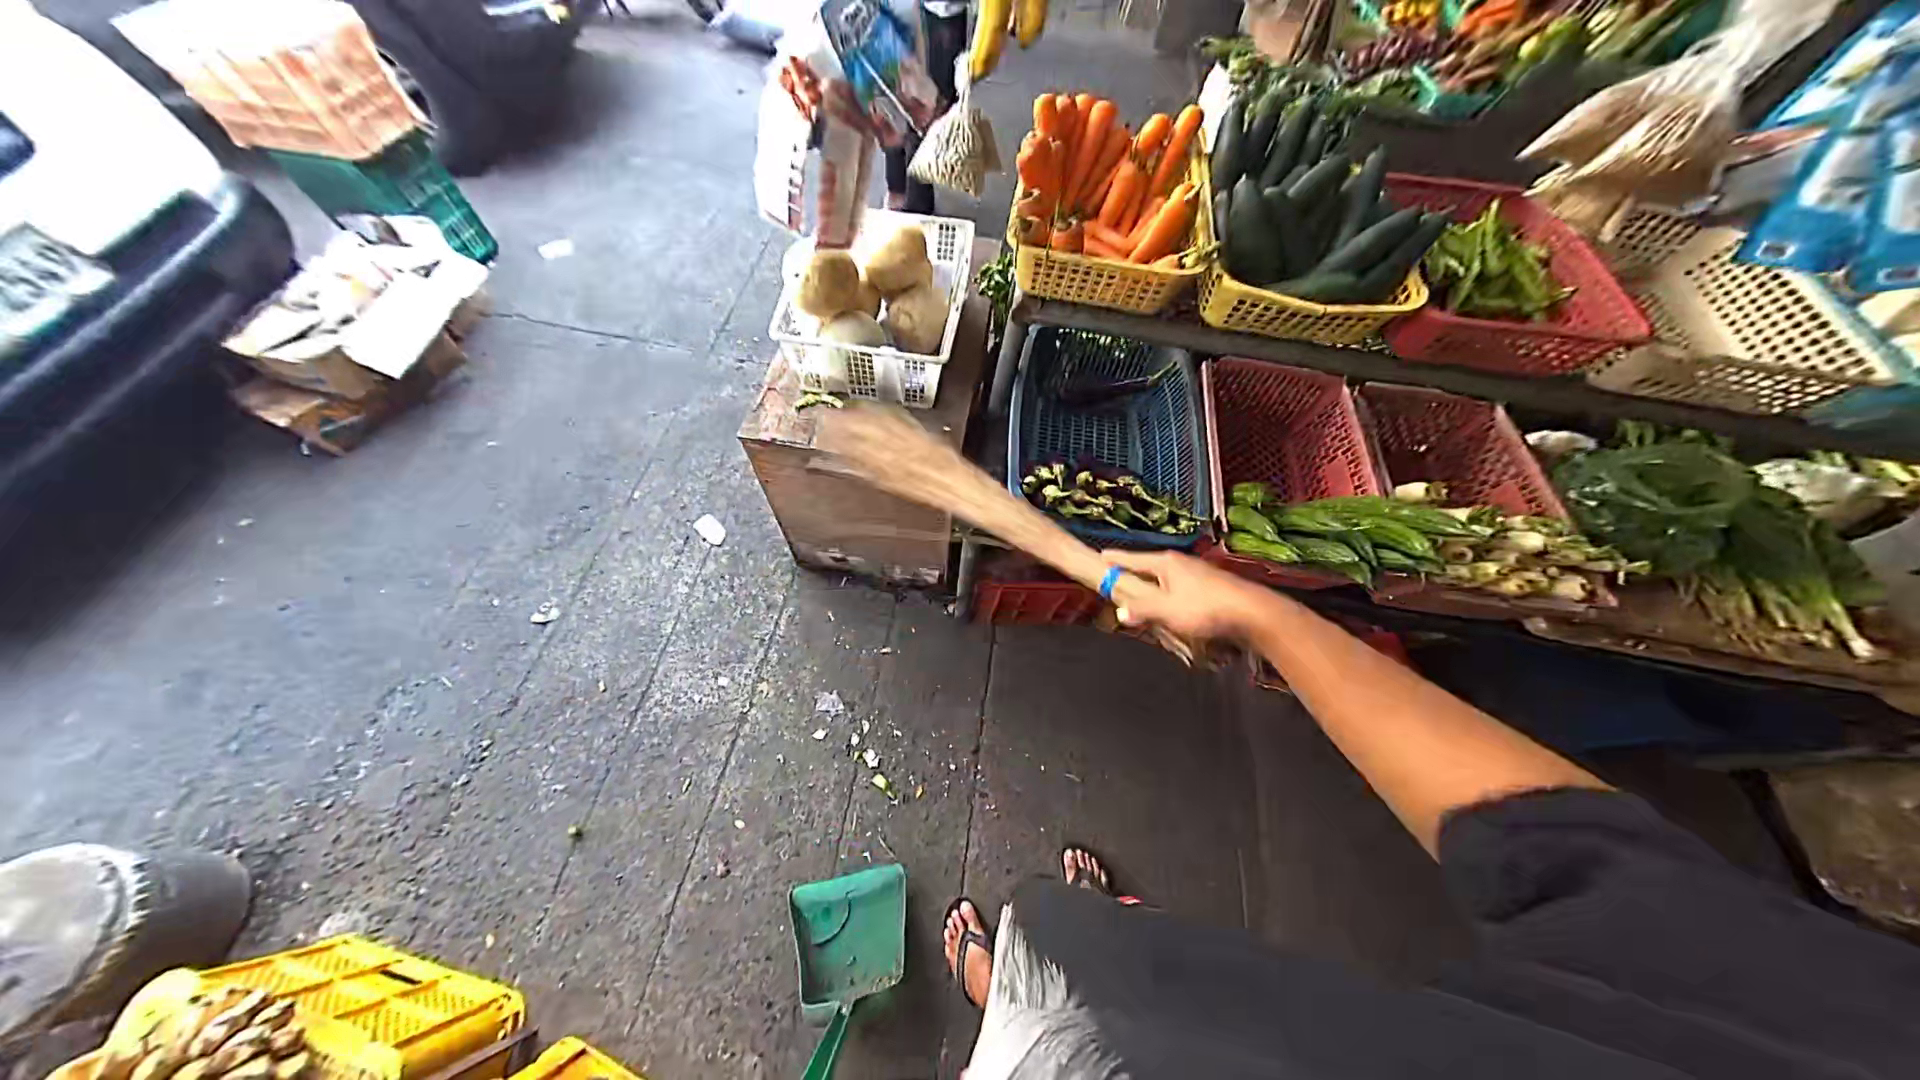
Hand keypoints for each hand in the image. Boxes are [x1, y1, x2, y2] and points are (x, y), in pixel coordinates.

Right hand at [1101, 550, 1289, 641]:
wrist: (1252, 613)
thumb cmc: (1205, 609)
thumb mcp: (1166, 611)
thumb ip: (1142, 610)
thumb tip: (1121, 612)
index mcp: (1166, 563)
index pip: (1132, 558)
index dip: (1115, 559)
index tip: (1101, 556)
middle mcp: (1180, 563)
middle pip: (1149, 568)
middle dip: (1134, 576)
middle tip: (1118, 584)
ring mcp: (1197, 573)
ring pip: (1166, 580)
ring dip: (1154, 590)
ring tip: (1143, 602)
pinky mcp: (1210, 586)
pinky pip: (1180, 589)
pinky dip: (1170, 597)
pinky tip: (1172, 611)